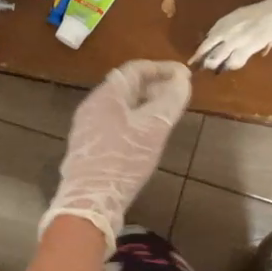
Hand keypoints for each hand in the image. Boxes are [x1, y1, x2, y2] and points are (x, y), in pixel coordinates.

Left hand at [42, 61, 192, 246]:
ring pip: (120, 107)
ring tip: (166, 114)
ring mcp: (87, 128)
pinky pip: (114, 124)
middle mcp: (92, 107)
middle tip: (178, 94)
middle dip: (154, 86)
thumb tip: (182, 79)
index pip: (135, 69)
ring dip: (144, 105)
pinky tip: (146, 137)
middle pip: (126, 87)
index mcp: (105, 96)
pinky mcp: (88, 148)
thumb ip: (169, 101)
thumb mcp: (153, 129)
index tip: (184, 75)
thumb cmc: (123, 160)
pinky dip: (134, 122)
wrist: (90, 202)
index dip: (162, 68)